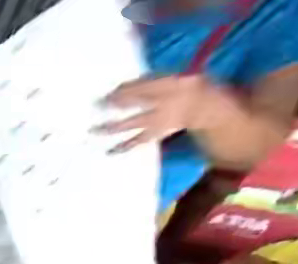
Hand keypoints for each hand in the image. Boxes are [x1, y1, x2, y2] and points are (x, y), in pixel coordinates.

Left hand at [97, 74, 218, 151]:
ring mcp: (156, 120)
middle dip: (117, 103)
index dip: (126, 88)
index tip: (108, 91)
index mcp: (168, 84)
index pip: (144, 85)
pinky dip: (124, 147)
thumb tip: (123, 85)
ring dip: (112, 127)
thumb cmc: (185, 88)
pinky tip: (109, 152)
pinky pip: (137, 141)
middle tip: (97, 105)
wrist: (203, 107)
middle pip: (136, 102)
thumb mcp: (173, 77)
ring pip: (132, 123)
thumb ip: (151, 80)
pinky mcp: (154, 134)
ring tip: (94, 130)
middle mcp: (161, 102)